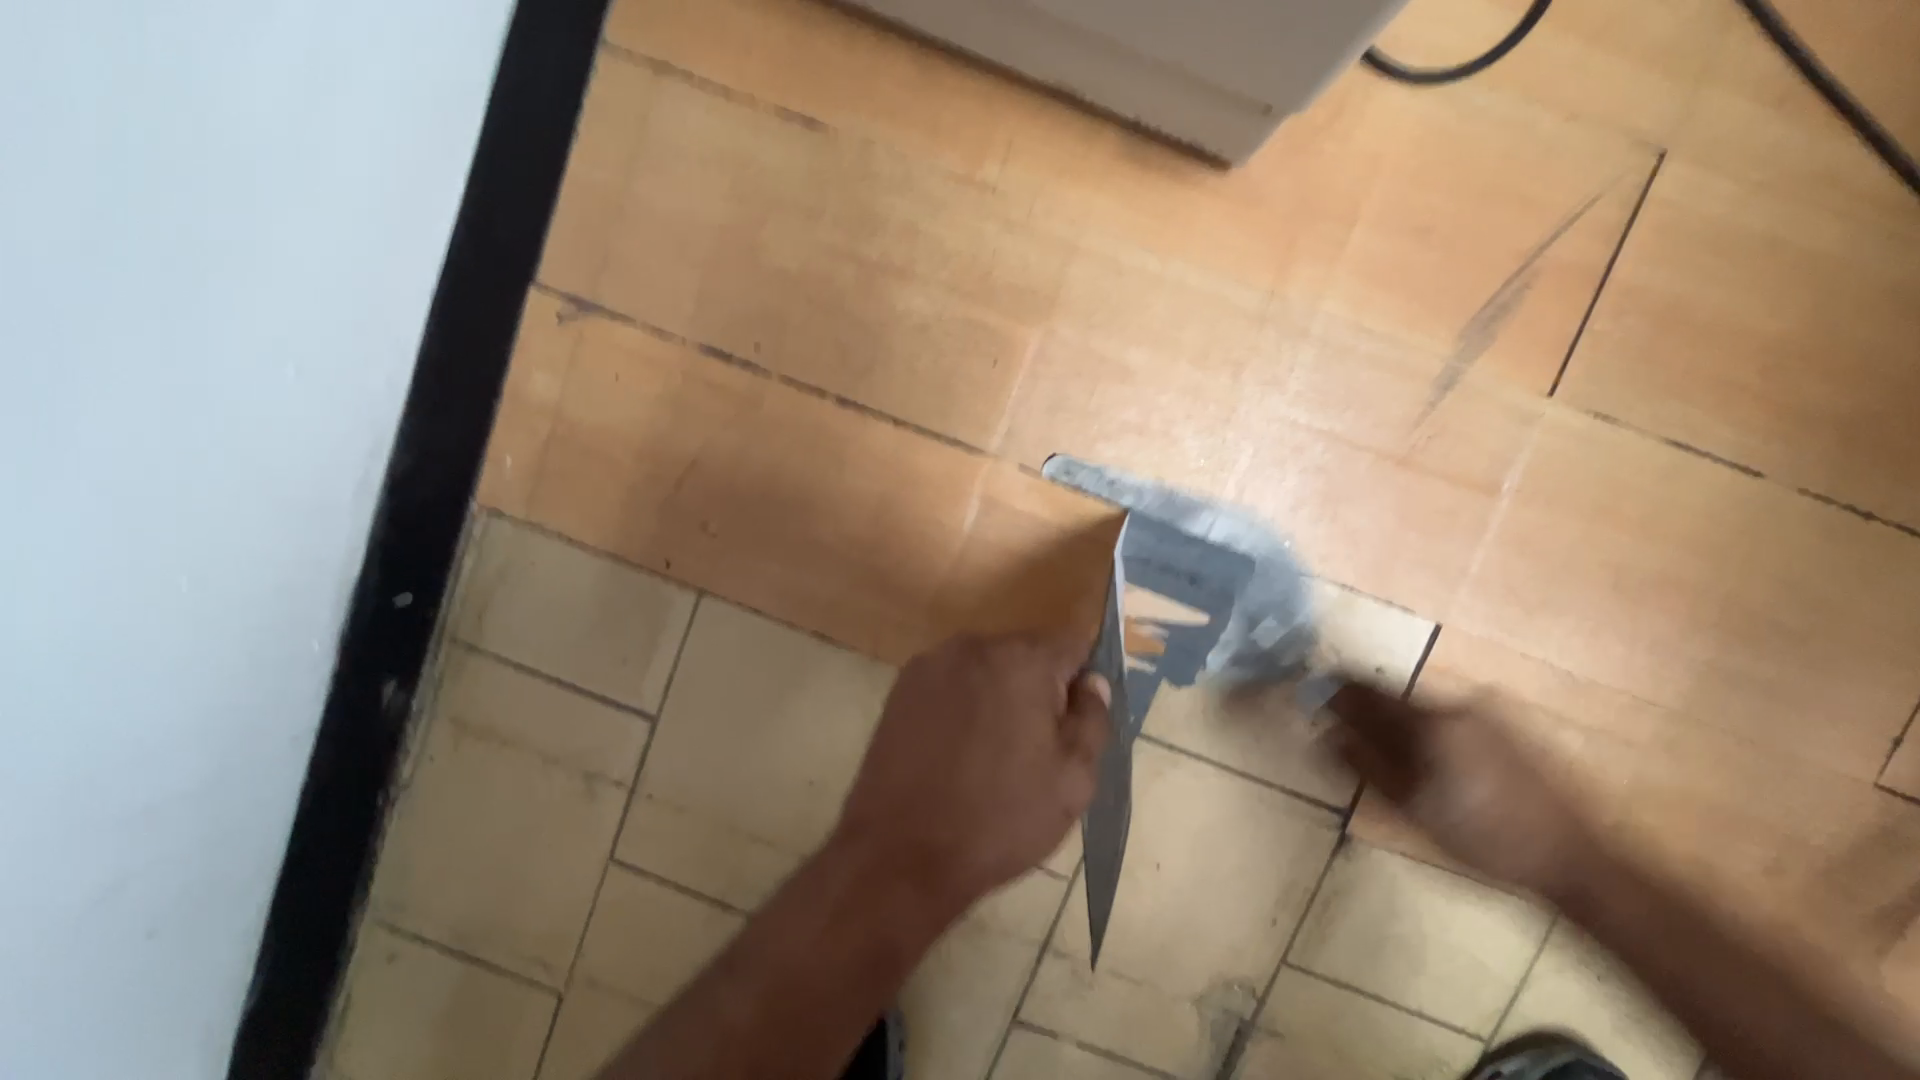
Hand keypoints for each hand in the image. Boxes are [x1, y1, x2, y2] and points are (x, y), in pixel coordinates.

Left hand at [833, 633, 1110, 911]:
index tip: (1074, 725)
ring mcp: (930, 665)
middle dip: (1039, 690)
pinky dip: (961, 707)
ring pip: (986, 670)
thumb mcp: (1073, 781)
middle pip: (1026, 654)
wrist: (901, 854)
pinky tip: (955, 755)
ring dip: (998, 697)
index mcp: (1023, 660)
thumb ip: (1092, 720)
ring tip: (991, 757)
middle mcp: (973, 646)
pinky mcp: (900, 690)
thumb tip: (1092, 683)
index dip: (1082, 682)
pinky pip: (950, 685)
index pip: (1073, 644)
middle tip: (1035, 750)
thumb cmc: (1000, 819)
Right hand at [1328, 682, 1600, 898]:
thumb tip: (1324, 732)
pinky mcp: (1509, 724)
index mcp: (1429, 720)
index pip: (1362, 688)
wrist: (1576, 857)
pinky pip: (1450, 716)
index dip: (1332, 691)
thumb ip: (1363, 765)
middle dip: (1365, 710)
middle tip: (1345, 733)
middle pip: (1393, 695)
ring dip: (1398, 722)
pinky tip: (1433, 762)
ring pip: (1422, 707)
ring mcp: (1488, 711)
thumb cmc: (1485, 840)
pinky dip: (1430, 729)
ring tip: (1389, 755)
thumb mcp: (1411, 810)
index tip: (1311, 700)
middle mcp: (1457, 702)